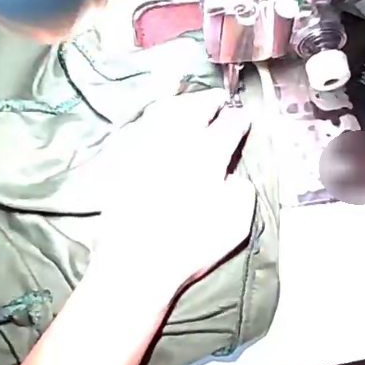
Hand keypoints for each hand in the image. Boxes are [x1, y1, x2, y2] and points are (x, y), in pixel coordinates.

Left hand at [91, 91, 255, 292]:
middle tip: (220, 101)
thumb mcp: (235, 221)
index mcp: (207, 152)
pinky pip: (140, 125)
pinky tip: (158, 125)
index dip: (241, 119)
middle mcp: (175, 139)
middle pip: (195, 105)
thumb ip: (240, 188)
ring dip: (182, 102)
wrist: (135, 263)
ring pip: (164, 109)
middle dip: (211, 100)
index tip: (245, 119)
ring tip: (190, 105)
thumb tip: (231, 173)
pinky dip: (154, 119)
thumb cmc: (191, 245)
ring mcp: (143, 145)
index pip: (230, 123)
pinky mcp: (120, 158)